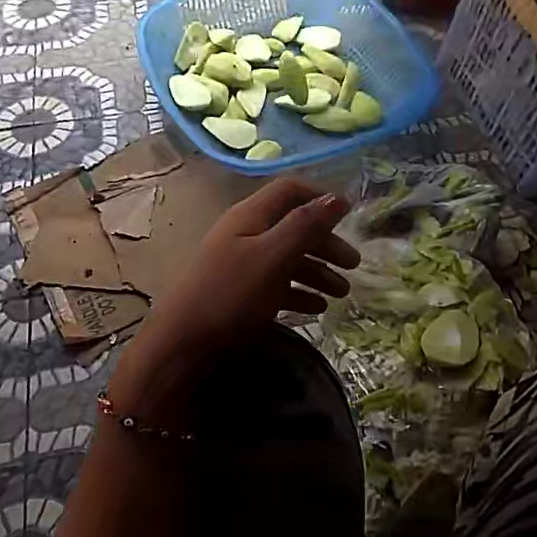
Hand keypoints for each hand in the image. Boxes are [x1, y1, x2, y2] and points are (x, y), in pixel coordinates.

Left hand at [106, 179, 359, 416]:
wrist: (182, 345)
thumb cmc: (230, 296)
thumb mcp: (272, 257)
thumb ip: (304, 226)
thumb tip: (337, 198)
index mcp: (249, 217)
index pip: (289, 191)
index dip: (320, 198)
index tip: (351, 218)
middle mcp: (242, 234)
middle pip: (291, 227)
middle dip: (325, 243)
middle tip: (354, 266)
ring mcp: (237, 265)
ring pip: (284, 259)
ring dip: (316, 271)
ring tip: (341, 295)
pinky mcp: (235, 294)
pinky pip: (273, 285)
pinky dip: (296, 292)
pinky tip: (315, 308)